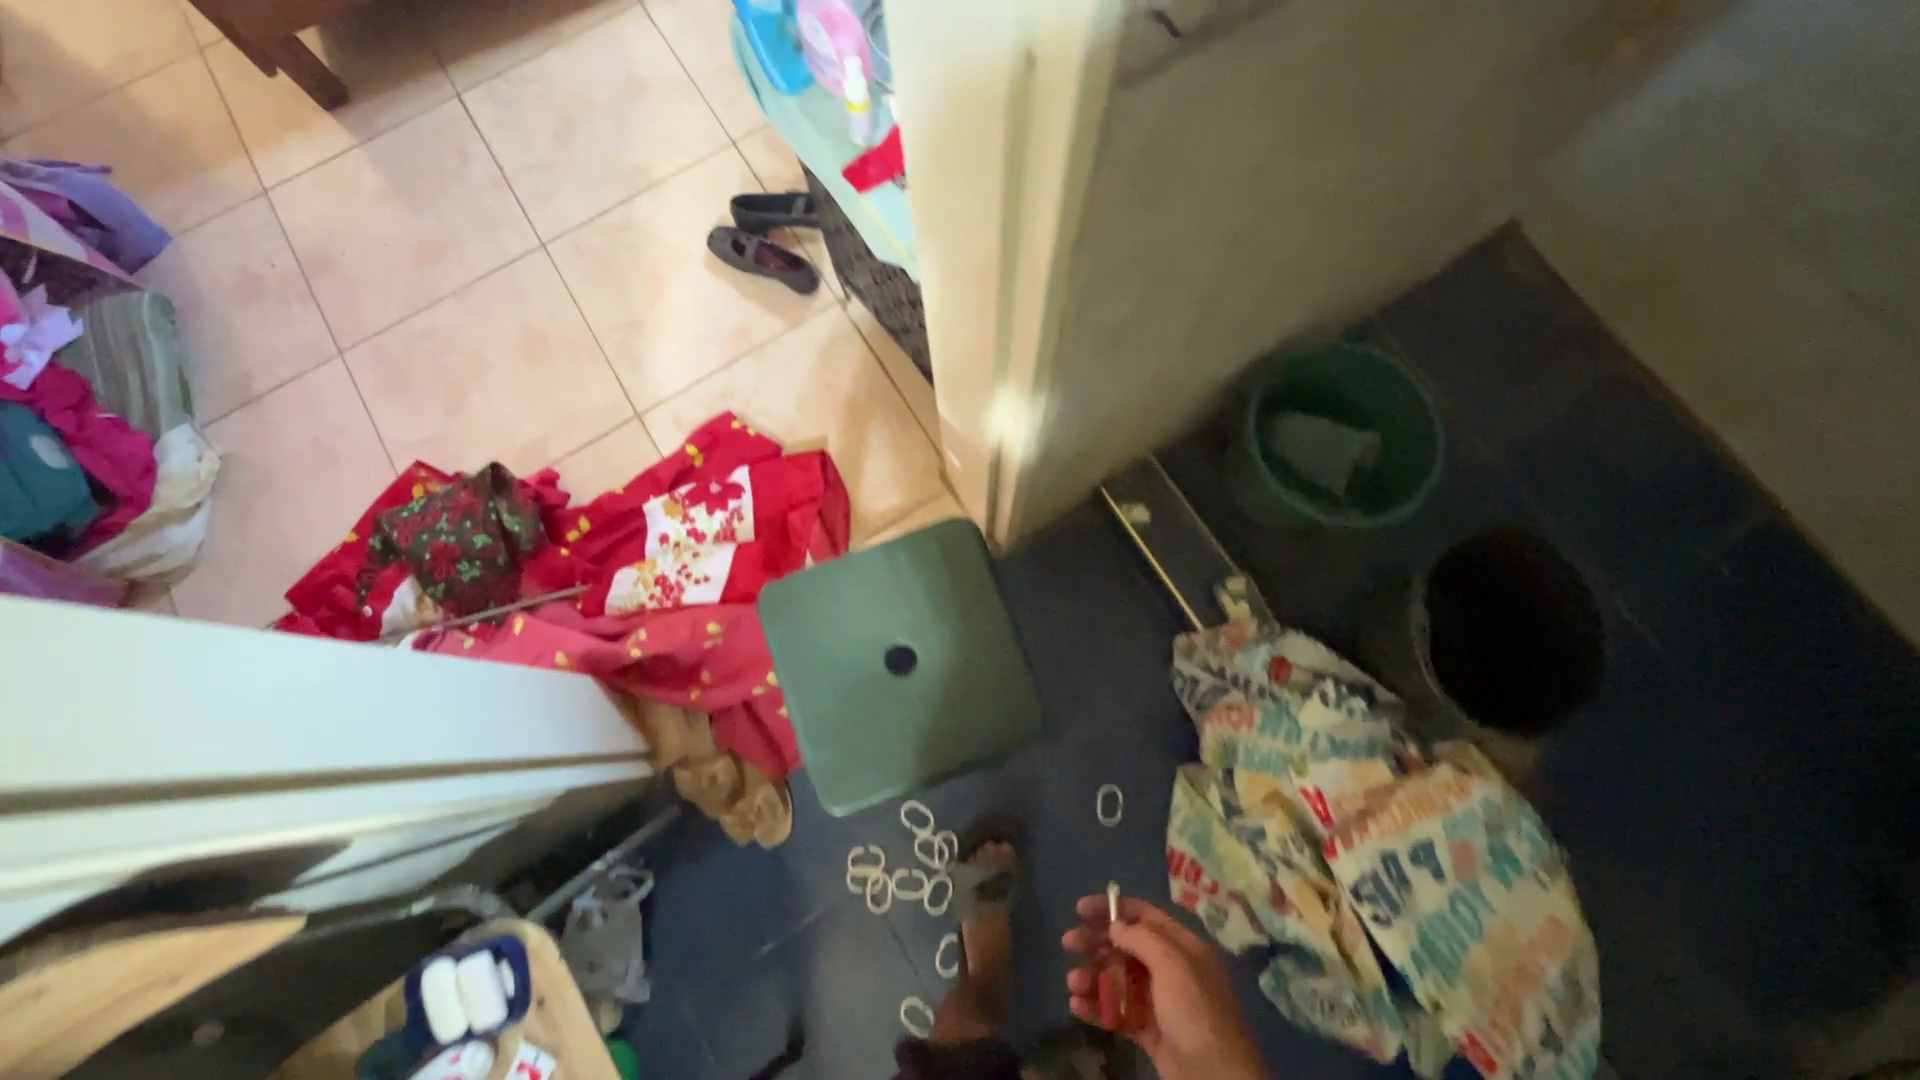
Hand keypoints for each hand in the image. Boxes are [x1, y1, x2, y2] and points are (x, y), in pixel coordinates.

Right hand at [1061, 895, 1265, 1079]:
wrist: (1216, 1078)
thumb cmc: (1196, 1012)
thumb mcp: (1173, 965)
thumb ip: (1142, 939)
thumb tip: (1115, 925)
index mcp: (1183, 947)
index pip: (1144, 915)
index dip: (1112, 908)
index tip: (1080, 909)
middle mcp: (1171, 969)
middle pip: (1127, 946)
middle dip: (1097, 943)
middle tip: (1068, 943)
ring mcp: (1160, 1002)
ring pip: (1119, 980)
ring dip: (1093, 977)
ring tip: (1073, 984)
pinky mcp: (1149, 1031)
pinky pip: (1119, 1011)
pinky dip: (1098, 1007)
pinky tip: (1077, 1006)